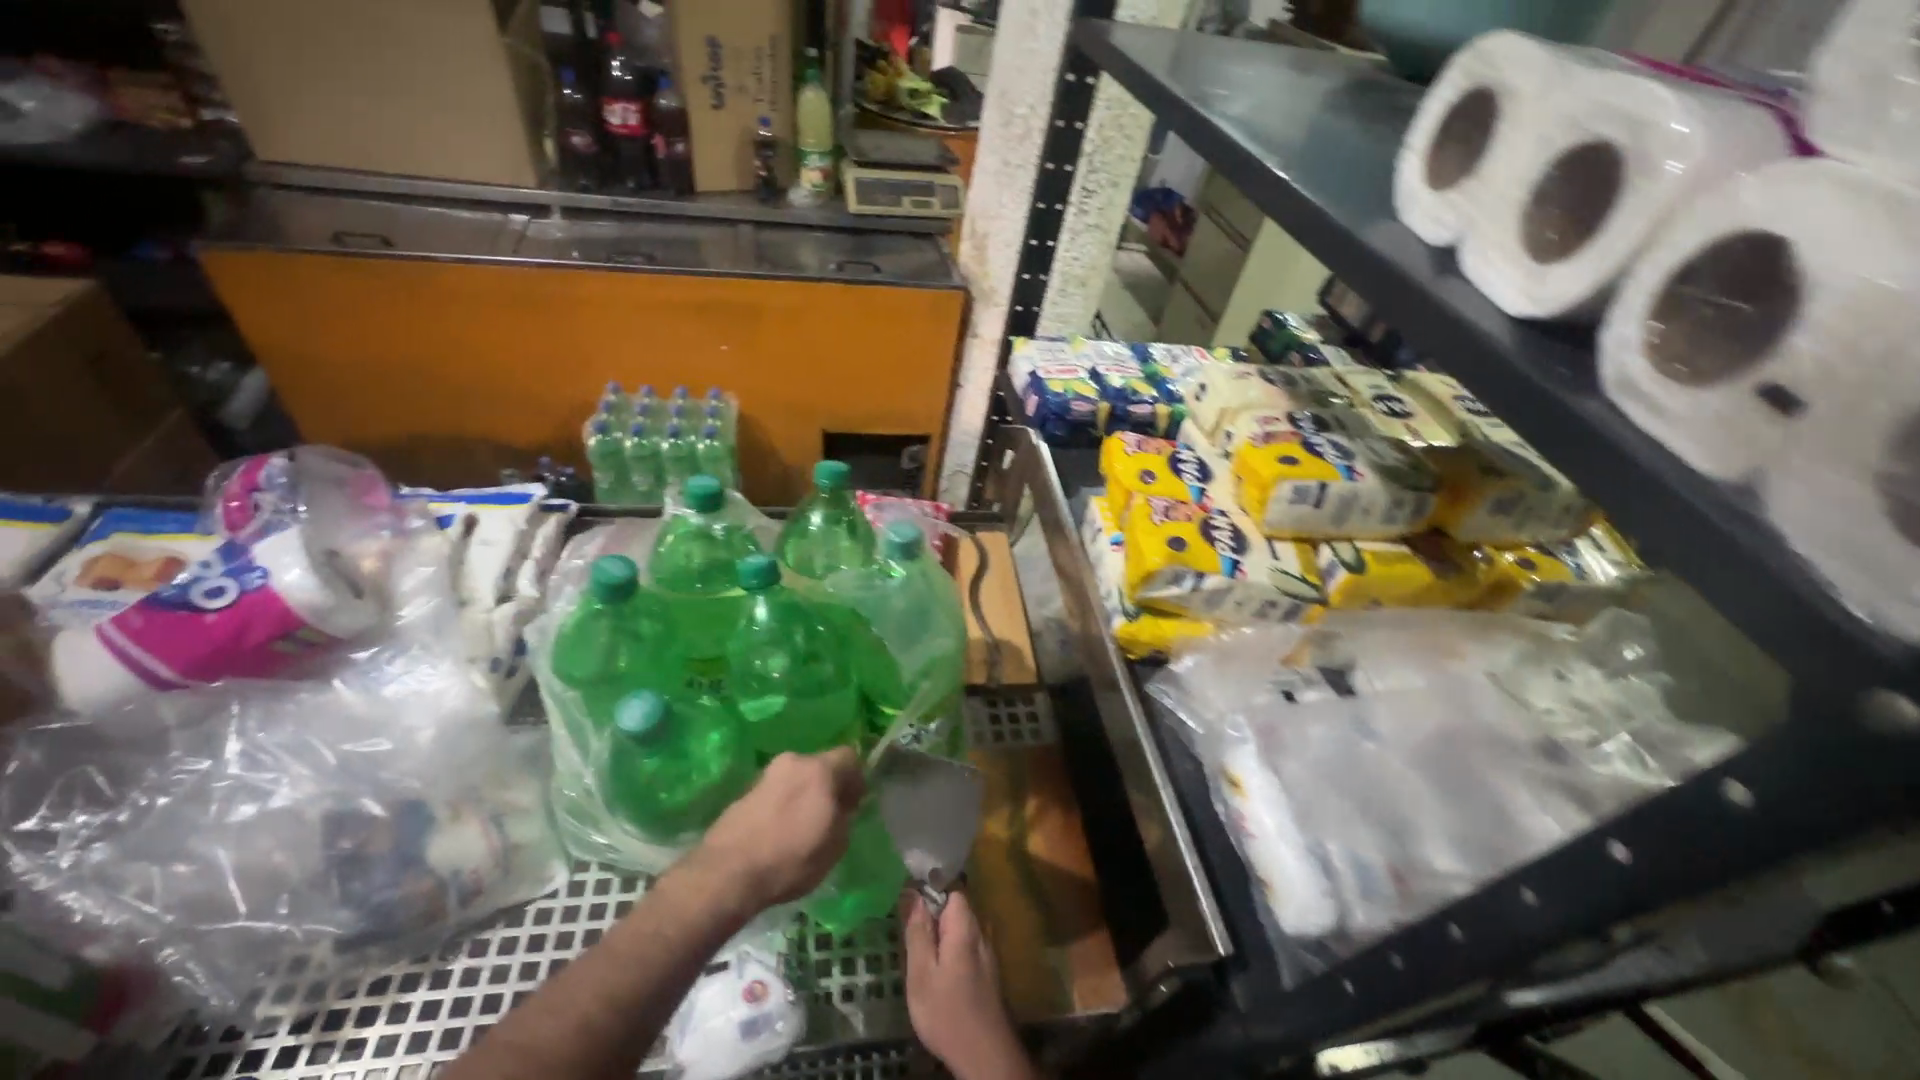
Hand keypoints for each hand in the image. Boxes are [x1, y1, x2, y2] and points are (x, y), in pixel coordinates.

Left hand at [689, 748, 863, 913]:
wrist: (728, 873)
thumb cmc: (791, 858)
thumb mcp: (836, 845)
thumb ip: (844, 817)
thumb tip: (840, 807)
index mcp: (819, 769)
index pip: (850, 756)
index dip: (857, 779)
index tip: (853, 805)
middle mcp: (791, 762)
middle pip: (819, 766)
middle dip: (827, 787)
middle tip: (829, 817)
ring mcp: (764, 776)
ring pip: (795, 779)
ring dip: (802, 796)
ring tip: (801, 828)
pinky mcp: (743, 794)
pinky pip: (775, 793)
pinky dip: (782, 806)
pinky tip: (778, 833)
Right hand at [902, 890, 1036, 1079]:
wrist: (985, 1056)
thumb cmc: (947, 1012)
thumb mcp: (921, 972)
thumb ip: (917, 930)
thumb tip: (911, 891)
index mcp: (965, 927)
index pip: (951, 889)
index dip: (929, 889)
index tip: (905, 900)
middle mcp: (982, 933)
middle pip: (956, 908)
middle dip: (931, 913)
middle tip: (905, 930)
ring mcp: (988, 953)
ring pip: (960, 929)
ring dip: (939, 934)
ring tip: (916, 949)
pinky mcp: (987, 972)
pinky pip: (965, 946)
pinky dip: (949, 950)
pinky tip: (935, 969)